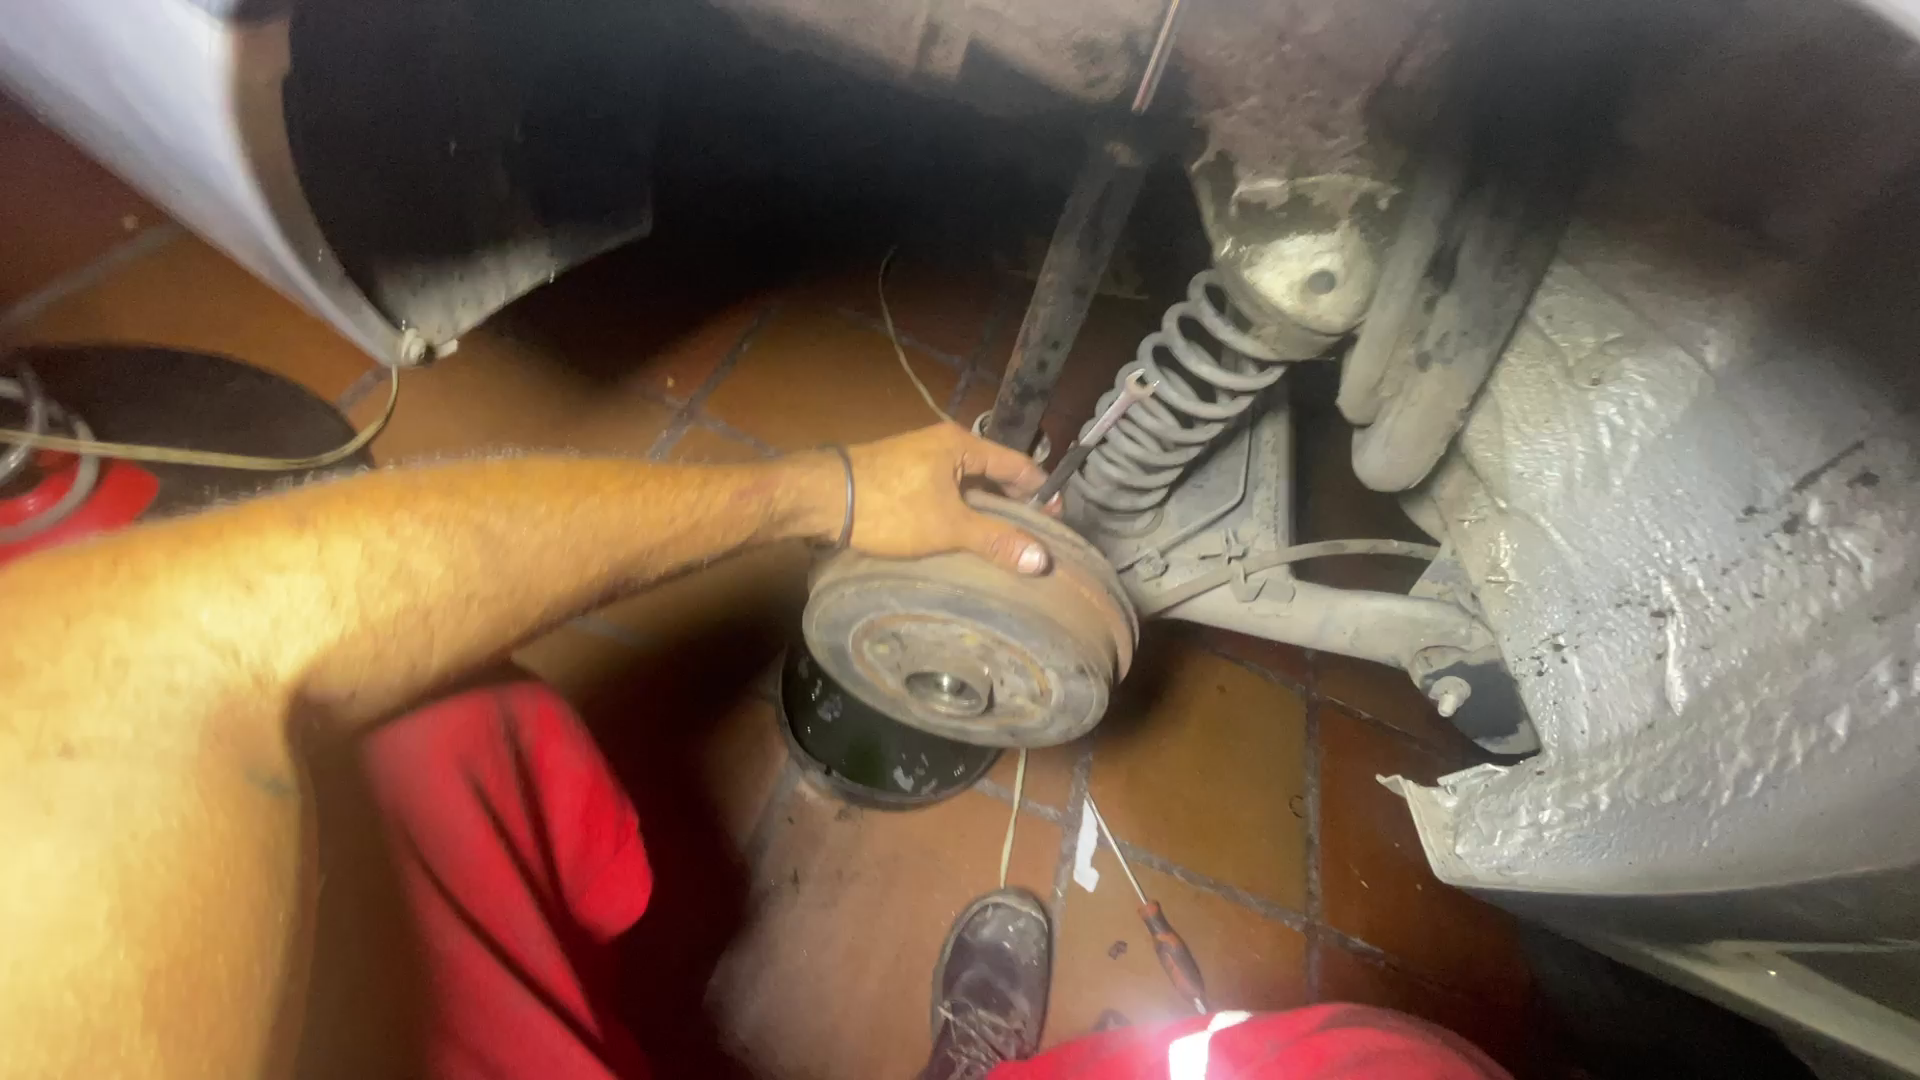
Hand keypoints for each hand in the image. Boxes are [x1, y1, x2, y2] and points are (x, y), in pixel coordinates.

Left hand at [842, 423, 1052, 574]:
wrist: (819, 498)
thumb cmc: (889, 507)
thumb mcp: (948, 526)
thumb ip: (995, 540)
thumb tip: (1042, 559)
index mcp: (962, 445)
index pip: (1018, 464)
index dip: (1043, 492)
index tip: (1059, 523)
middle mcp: (944, 445)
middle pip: (994, 474)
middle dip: (1015, 505)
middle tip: (1033, 538)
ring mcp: (920, 460)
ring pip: (967, 486)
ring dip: (986, 511)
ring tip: (1003, 544)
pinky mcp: (902, 477)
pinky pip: (945, 493)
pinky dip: (960, 513)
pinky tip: (963, 538)